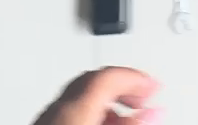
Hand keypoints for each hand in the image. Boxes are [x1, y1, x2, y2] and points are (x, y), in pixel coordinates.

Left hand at [32, 67, 161, 124]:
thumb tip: (155, 112)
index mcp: (72, 109)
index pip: (107, 76)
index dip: (136, 79)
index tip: (154, 89)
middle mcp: (53, 112)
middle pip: (92, 84)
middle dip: (122, 90)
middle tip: (143, 101)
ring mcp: (42, 123)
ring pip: (78, 101)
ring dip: (106, 107)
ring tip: (127, 122)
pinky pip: (66, 117)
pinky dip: (89, 118)